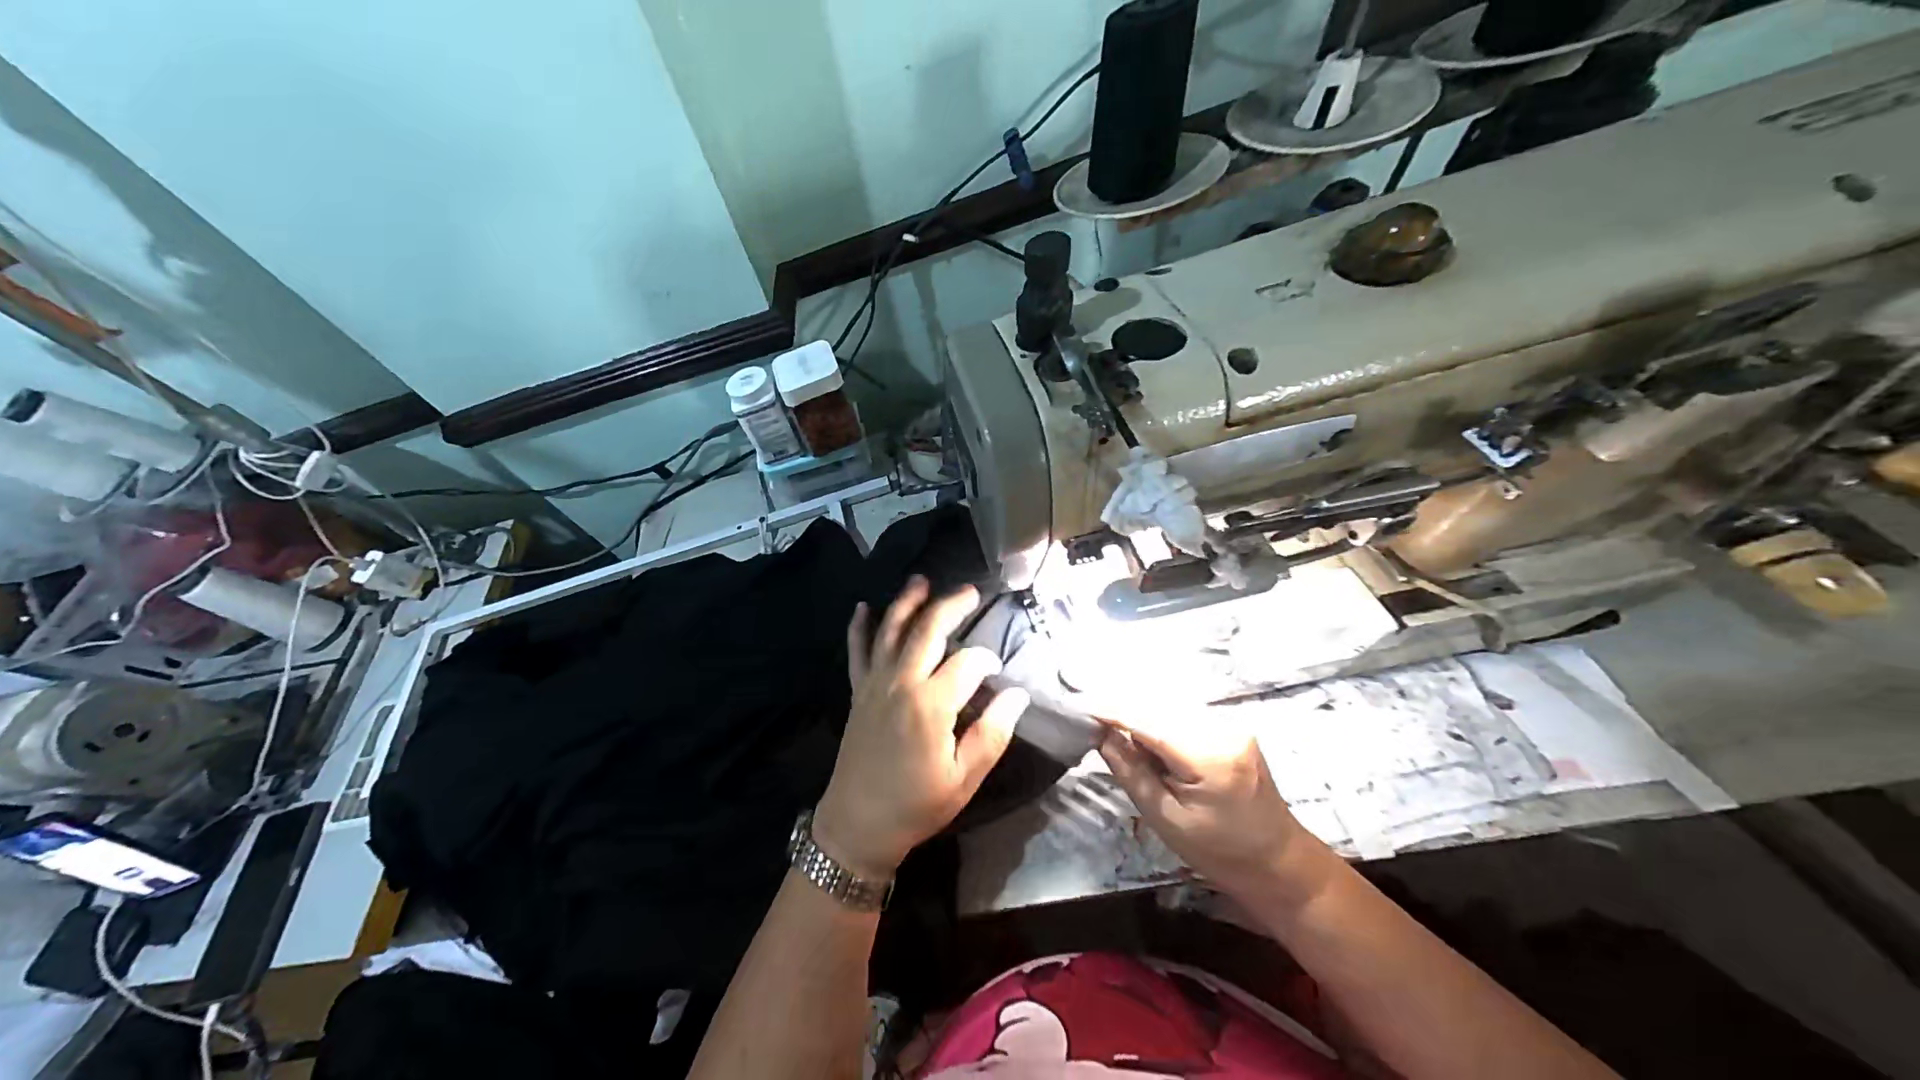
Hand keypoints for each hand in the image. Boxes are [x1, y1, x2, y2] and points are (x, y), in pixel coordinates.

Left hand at [814, 578, 1028, 880]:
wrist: (857, 824)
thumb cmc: (917, 805)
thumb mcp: (964, 778)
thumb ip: (992, 733)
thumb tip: (1017, 694)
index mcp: (932, 704)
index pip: (968, 662)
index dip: (988, 660)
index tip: (999, 671)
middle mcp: (901, 682)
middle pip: (928, 630)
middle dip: (951, 605)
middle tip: (970, 591)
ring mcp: (875, 683)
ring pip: (890, 630)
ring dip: (907, 602)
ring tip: (921, 580)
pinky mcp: (858, 691)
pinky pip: (857, 651)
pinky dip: (859, 627)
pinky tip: (862, 607)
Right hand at [1099, 710, 1334, 903]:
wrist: (1278, 862)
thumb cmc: (1219, 852)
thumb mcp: (1165, 818)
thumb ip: (1131, 771)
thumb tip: (1102, 735)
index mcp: (1208, 756)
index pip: (1150, 720)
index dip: (1113, 711)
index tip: (1081, 706)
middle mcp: (1223, 729)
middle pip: (1160, 705)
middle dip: (1124, 708)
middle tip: (1093, 719)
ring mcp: (1232, 725)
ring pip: (1171, 705)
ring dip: (1141, 712)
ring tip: (1115, 729)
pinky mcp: (1233, 727)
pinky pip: (1186, 713)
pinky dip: (1160, 718)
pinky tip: (1147, 736)